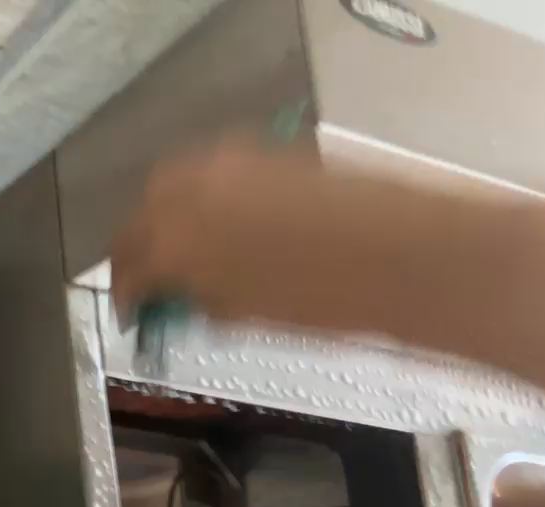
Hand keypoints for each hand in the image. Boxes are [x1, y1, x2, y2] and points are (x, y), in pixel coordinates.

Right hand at [111, 136, 499, 335]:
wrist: (419, 259)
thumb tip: (172, 299)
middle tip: (145, 278)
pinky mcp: (271, 154)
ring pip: (167, 185)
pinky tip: (214, 219)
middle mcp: (189, 198)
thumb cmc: (320, 303)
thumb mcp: (235, 314)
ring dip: (161, 215)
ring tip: (174, 244)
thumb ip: (191, 300)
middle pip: (135, 221)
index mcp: (172, 246)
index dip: (125, 297)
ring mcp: (232, 168)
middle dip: (134, 251)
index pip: (125, 272)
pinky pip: (211, 171)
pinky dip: (201, 194)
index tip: (133, 315)